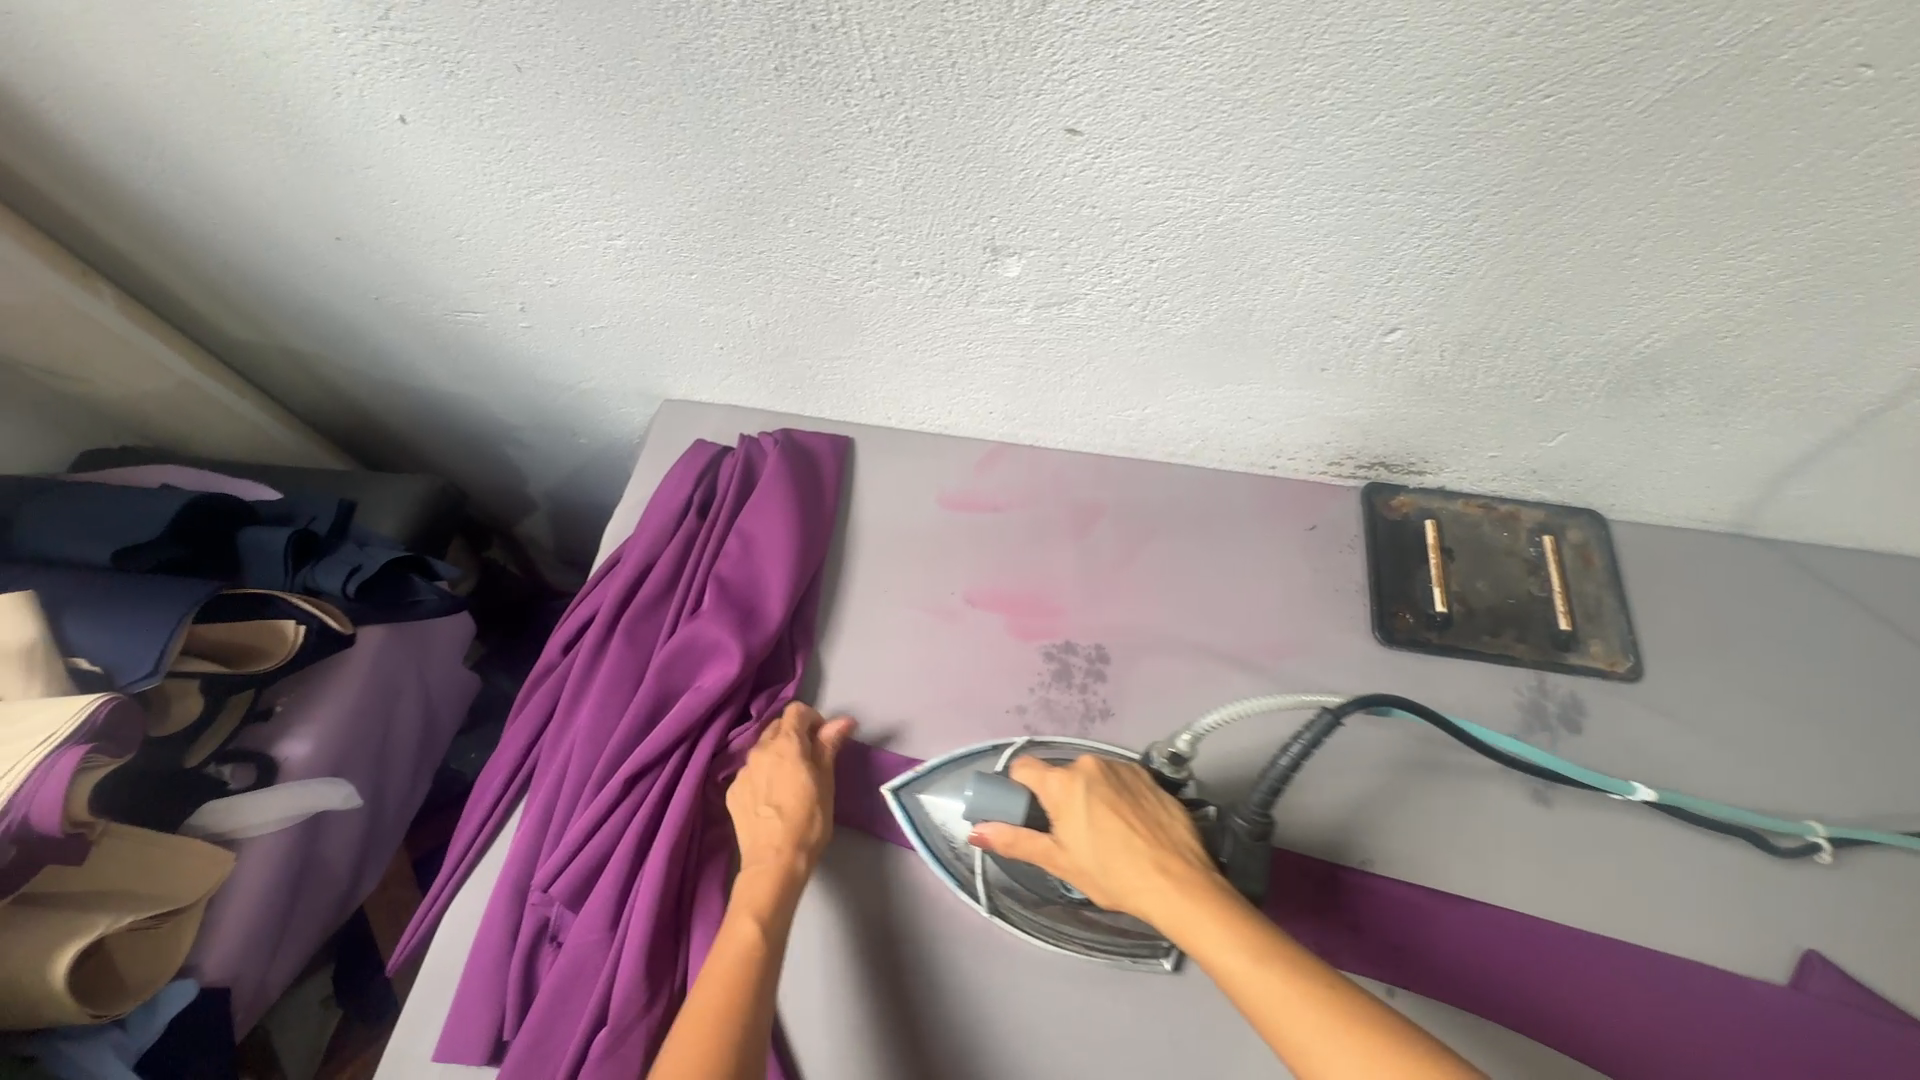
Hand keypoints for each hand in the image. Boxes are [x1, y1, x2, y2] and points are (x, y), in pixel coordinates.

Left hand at [725, 702, 856, 886]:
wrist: (774, 862)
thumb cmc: (809, 820)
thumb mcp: (826, 781)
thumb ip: (829, 744)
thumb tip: (843, 719)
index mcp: (786, 744)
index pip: (796, 710)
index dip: (813, 718)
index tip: (824, 738)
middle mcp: (759, 750)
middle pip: (777, 727)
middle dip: (795, 734)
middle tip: (811, 759)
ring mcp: (742, 771)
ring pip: (762, 750)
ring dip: (777, 755)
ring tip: (790, 781)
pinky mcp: (732, 792)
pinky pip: (750, 773)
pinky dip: (763, 775)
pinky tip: (772, 799)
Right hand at [968, 755, 1225, 927]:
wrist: (1178, 882)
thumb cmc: (1112, 874)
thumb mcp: (1059, 862)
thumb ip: (1015, 841)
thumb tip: (976, 832)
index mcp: (1062, 783)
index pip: (1024, 768)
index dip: (1020, 790)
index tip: (1030, 815)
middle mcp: (1090, 764)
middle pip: (1060, 775)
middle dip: (1060, 799)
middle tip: (1073, 835)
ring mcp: (1122, 767)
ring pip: (1092, 777)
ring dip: (1091, 796)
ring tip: (1107, 834)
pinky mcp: (1149, 776)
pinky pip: (1120, 779)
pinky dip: (1118, 796)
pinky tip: (1130, 826)